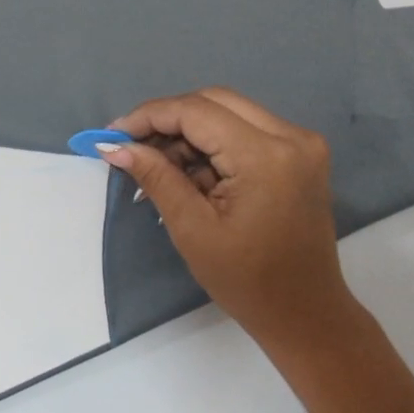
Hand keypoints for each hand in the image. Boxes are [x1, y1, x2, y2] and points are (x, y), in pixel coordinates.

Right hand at [98, 87, 356, 348]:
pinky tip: (185, 173)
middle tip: (129, 148)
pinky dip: (209, 145)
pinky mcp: (298, 156)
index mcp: (265, 156)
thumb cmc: (245, 279)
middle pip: (214, 102)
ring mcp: (299, 144)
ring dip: (186, 133)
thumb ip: (156, 177)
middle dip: (165, 119)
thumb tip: (114, 147)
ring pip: (228, 113)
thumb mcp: (191, 228)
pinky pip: (244, 131)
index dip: (148, 117)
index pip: (196, 112)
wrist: (303, 311)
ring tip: (154, 167)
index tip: (110, 137)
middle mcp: (290, 137)